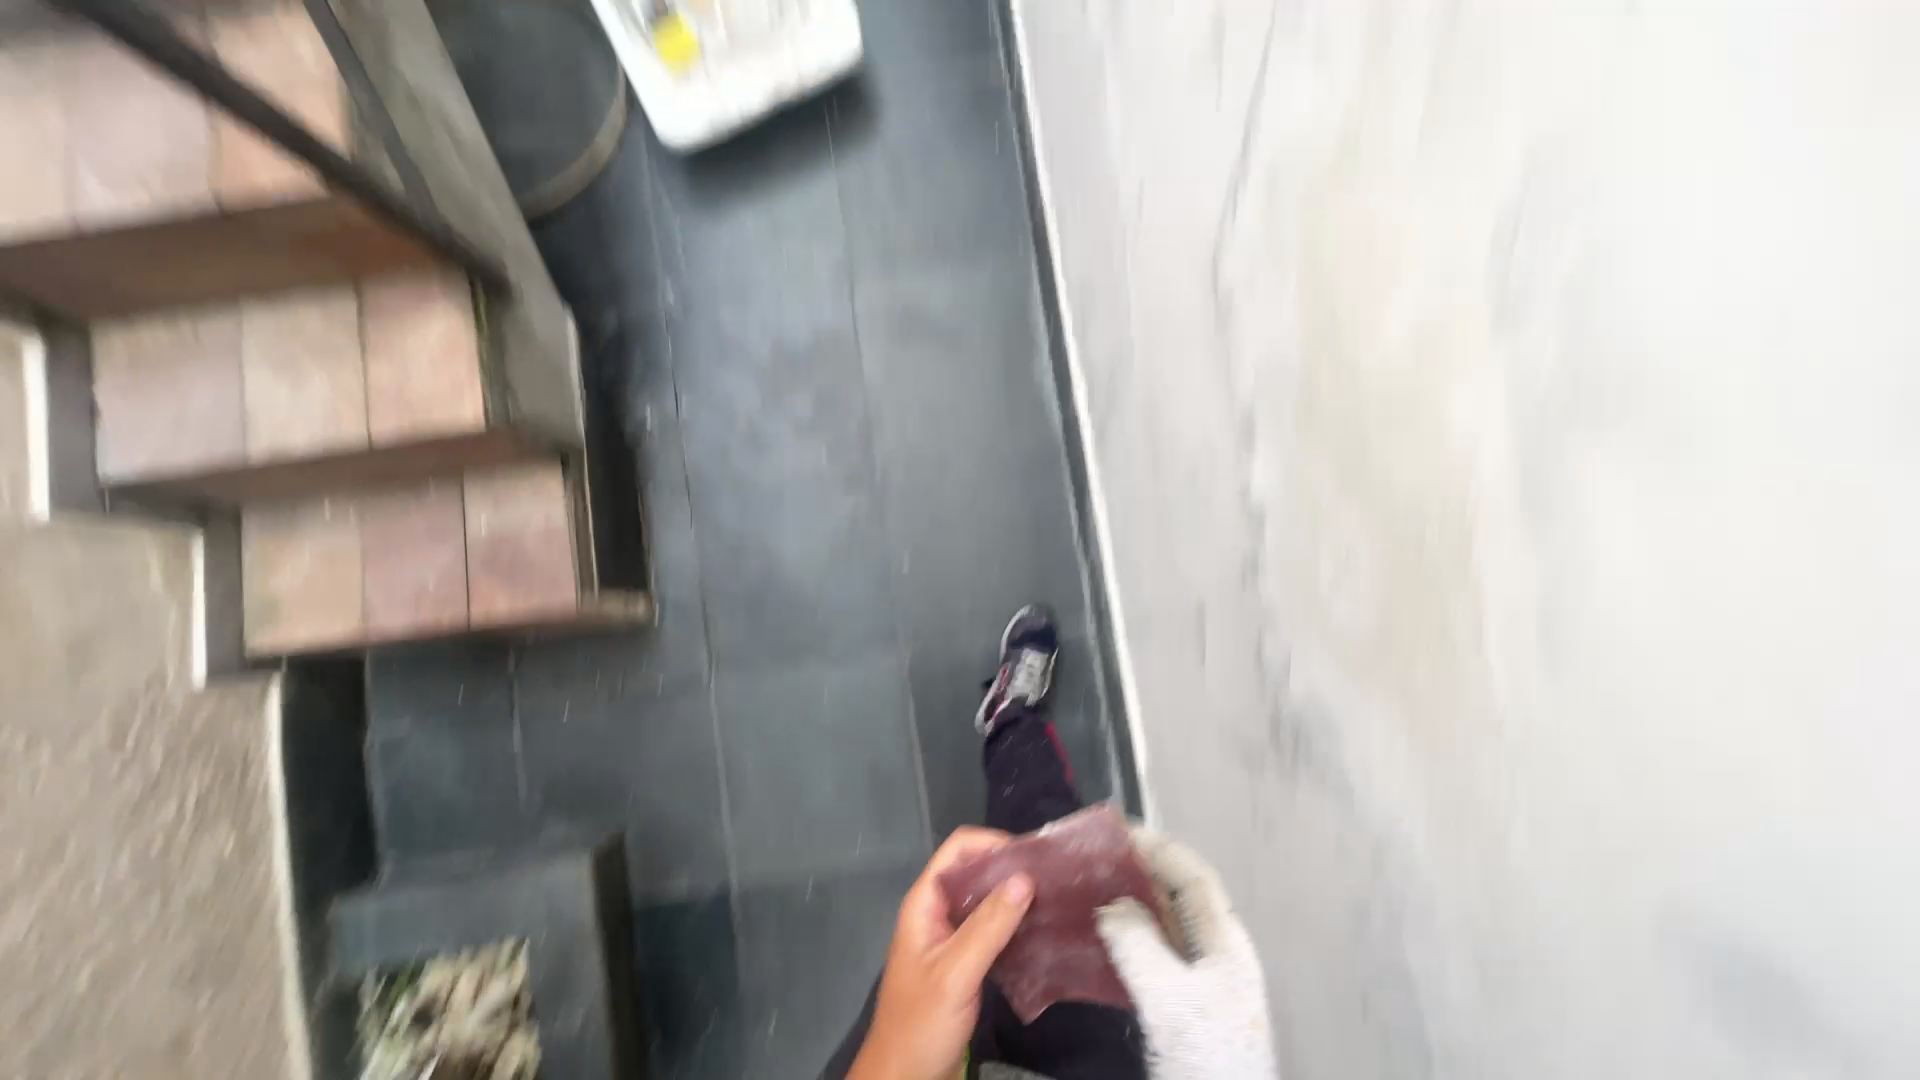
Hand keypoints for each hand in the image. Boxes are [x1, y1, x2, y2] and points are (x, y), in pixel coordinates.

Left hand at [847, 827, 1034, 1079]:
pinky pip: (990, 930)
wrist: (904, 1079)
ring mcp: (949, 937)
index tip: (1033, 856)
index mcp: (925, 902)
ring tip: (1052, 899)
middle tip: (1052, 876)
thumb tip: (1025, 878)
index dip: (993, 844)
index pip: (958, 850)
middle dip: (1009, 869)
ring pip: (984, 901)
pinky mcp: (964, 962)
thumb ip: (989, 925)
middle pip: (974, 871)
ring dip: (1013, 897)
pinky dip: (1012, 925)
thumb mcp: (956, 971)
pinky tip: (1039, 932)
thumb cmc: (922, 1021)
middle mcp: (937, 912)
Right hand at [1096, 828, 1278, 1078]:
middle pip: (1180, 894)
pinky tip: (1103, 935)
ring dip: (1133, 899)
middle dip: (1142, 869)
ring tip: (1095, 886)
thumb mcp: (1169, 997)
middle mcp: (1218, 950)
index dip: (1159, 849)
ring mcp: (1204, 978)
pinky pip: (1157, 950)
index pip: (1193, 876)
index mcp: (1225, 940)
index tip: (1119, 833)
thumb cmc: (1204, 1051)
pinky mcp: (1187, 1001)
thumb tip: (1111, 905)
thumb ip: (1137, 943)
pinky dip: (1131, 933)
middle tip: (1100, 857)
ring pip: (1167, 922)